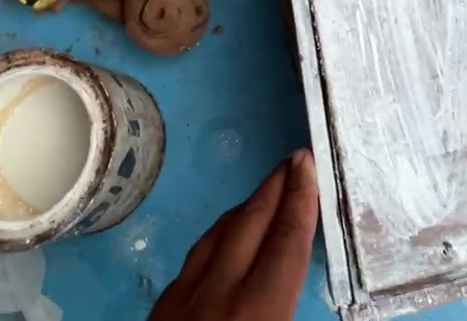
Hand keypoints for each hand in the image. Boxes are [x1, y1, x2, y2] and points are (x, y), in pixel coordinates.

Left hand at [151, 150, 318, 320]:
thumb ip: (288, 303)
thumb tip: (296, 257)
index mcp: (257, 310)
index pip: (286, 239)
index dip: (300, 196)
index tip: (307, 161)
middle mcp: (218, 293)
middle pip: (251, 222)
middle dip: (276, 186)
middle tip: (295, 160)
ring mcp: (182, 296)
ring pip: (218, 232)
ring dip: (248, 206)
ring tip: (270, 191)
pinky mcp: (160, 306)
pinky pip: (195, 255)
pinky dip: (219, 235)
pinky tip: (228, 235)